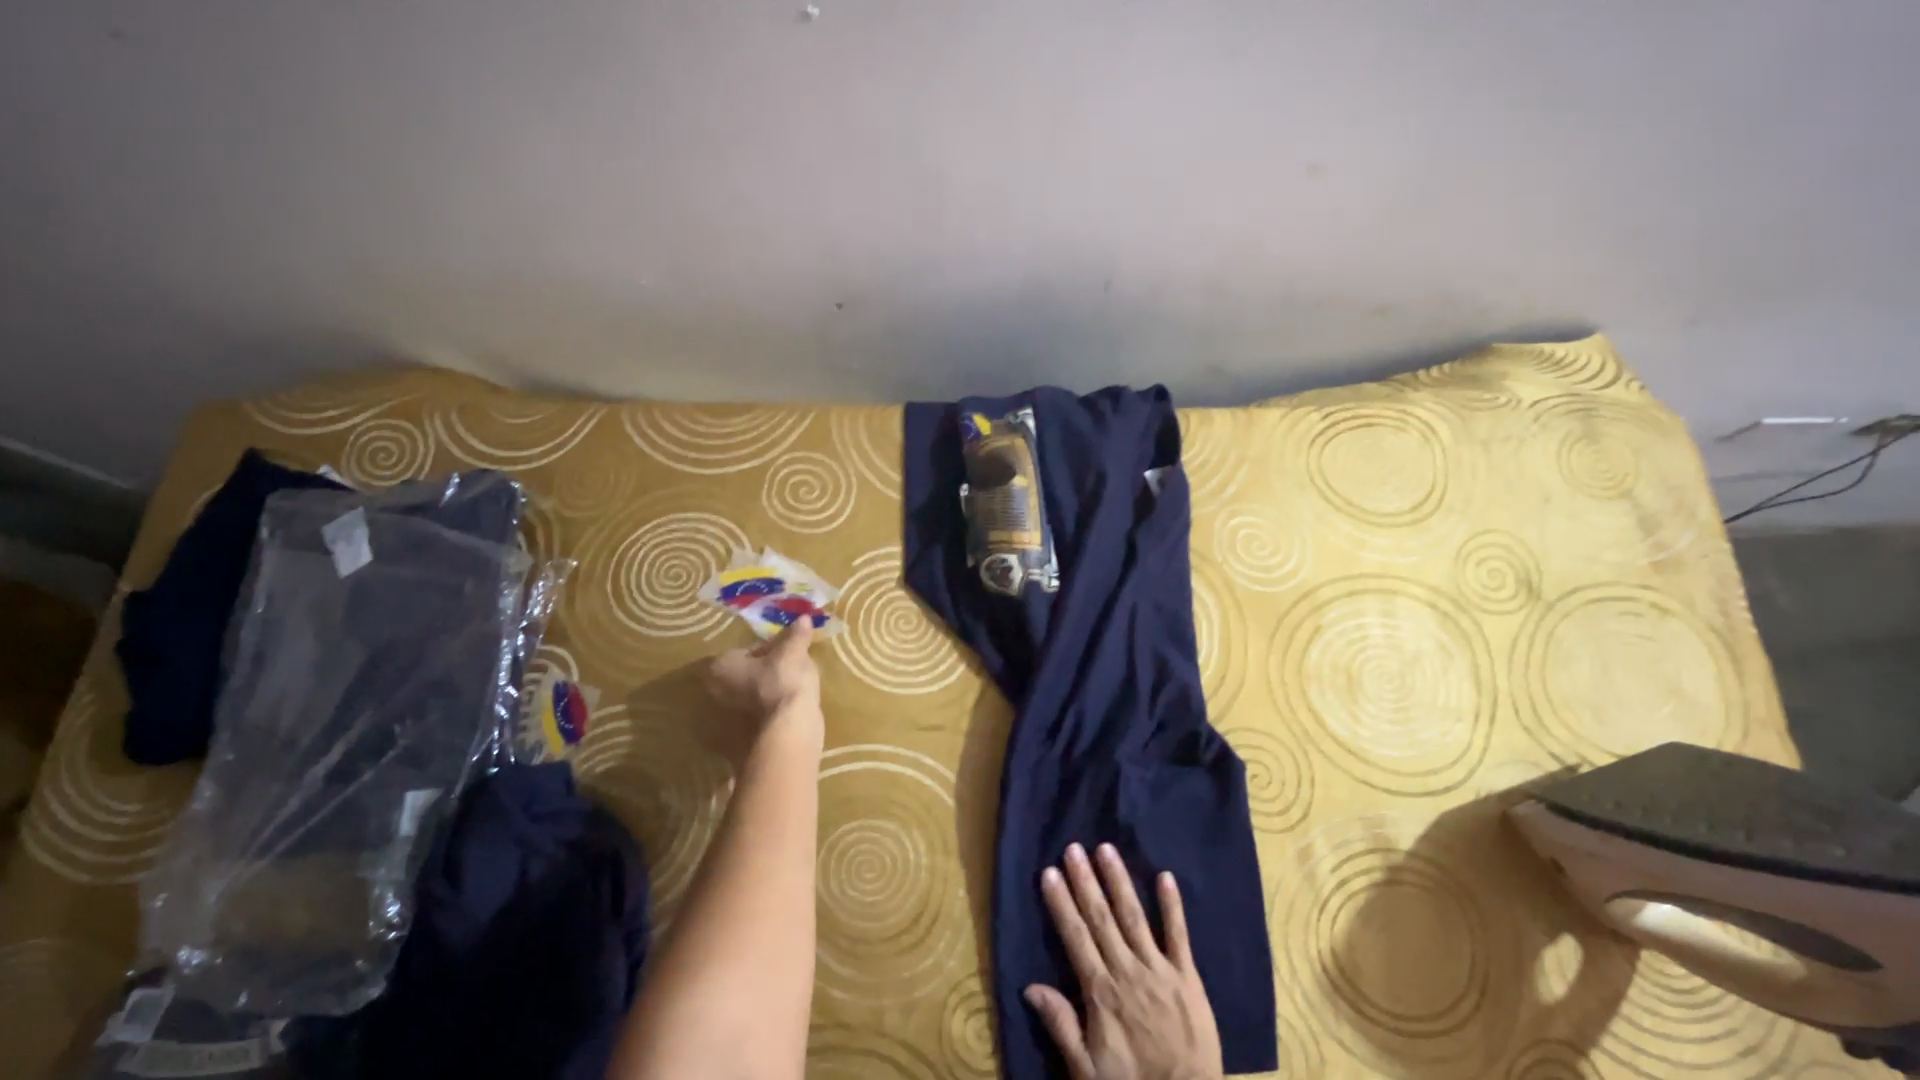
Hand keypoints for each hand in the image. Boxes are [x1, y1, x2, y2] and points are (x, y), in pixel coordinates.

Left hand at [703, 619, 823, 766]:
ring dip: (774, 687)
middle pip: (750, 671)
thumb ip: (796, 635)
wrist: (790, 730)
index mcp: (720, 666)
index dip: (774, 646)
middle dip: (770, 667)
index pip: (749, 649)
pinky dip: (777, 705)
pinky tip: (796, 702)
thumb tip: (803, 618)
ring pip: (757, 691)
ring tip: (799, 682)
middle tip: (796, 663)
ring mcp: (730, 715)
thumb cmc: (783, 681)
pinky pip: (764, 710)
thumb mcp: (793, 651)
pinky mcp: (746, 732)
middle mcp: (717, 690)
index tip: (792, 647)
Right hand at [1025, 843, 1222, 1079]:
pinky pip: (1179, 935)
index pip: (1075, 937)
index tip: (1050, 873)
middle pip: (1101, 919)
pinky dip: (1172, 906)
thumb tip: (1030, 987)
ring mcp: (1160, 971)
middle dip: (1086, 882)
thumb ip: (1060, 1024)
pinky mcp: (1188, 977)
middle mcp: (1127, 972)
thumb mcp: (1085, 1068)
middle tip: (1074, 848)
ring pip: (1134, 918)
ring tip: (1106, 850)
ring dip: (1119, 882)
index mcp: (1100, 992)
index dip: (1062, 904)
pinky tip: (1165, 877)